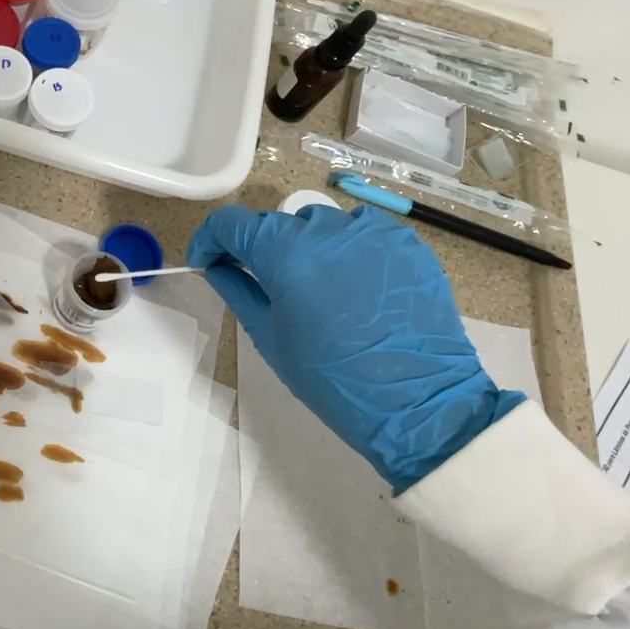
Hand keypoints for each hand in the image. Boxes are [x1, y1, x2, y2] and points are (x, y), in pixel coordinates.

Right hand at [187, 203, 524, 491]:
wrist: (420, 405)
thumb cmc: (331, 379)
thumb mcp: (270, 338)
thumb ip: (238, 291)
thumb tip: (218, 267)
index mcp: (285, 254)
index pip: (231, 223)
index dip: (210, 240)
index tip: (209, 262)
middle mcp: (326, 230)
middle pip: (276, 223)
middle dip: (260, 248)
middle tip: (264, 284)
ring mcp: (370, 231)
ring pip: (319, 223)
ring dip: (305, 245)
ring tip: (316, 284)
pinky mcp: (405, 242)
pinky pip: (361, 230)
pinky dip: (347, 246)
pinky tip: (354, 280)